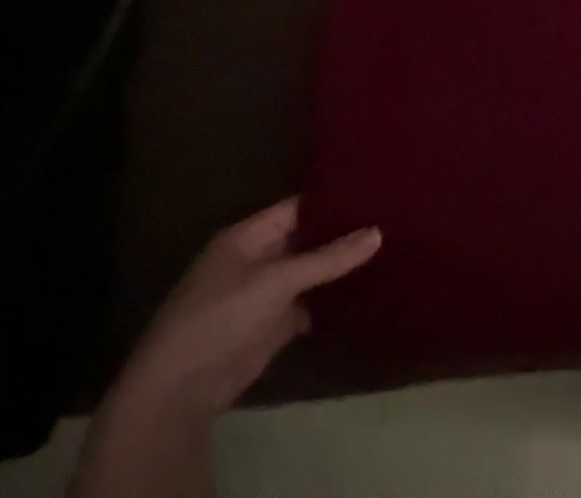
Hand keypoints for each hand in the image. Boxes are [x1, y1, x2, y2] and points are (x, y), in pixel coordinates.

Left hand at [109, 198, 380, 417]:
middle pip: (311, 237)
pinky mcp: (279, 321)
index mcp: (248, 237)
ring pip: (317, 269)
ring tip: (398, 245)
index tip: (381, 191)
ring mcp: (269, 291)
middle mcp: (260, 258)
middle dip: (348, 231)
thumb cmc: (219, 319)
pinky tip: (377, 284)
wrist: (182, 390)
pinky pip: (316, 299)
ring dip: (346, 264)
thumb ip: (328, 258)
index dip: (336, 199)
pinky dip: (340, 294)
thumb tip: (379, 232)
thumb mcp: (275, 282)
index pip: (299, 207)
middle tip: (399, 217)